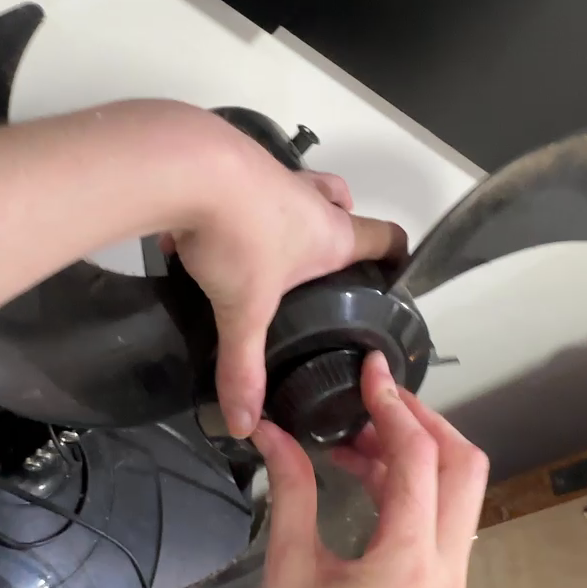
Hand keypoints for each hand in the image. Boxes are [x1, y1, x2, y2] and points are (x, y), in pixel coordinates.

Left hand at [168, 134, 404, 436]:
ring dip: (284, 212)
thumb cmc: (239, 238)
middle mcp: (309, 199)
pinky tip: (197, 237)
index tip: (393, 274)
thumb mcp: (244, 311)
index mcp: (330, 234)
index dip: (397, 254)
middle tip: (322, 261)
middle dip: (340, 226)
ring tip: (258, 251)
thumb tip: (242, 425)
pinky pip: (240, 187)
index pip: (386, 237)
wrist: (189, 167)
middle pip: (342, 202)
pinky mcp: (233, 162)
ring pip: (293, 188)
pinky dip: (228, 208)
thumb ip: (243, 367)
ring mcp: (272, 175)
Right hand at [240, 351, 488, 587]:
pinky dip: (411, 484)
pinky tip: (363, 472)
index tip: (370, 370)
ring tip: (357, 434)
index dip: (394, 404)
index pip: (419, 459)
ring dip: (417, 451)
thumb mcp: (288, 568)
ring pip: (457, 492)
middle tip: (375, 396)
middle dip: (424, 420)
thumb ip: (292, 488)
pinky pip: (439, 519)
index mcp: (409, 563)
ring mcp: (447, 583)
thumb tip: (272, 430)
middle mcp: (445, 570)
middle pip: (464, 468)